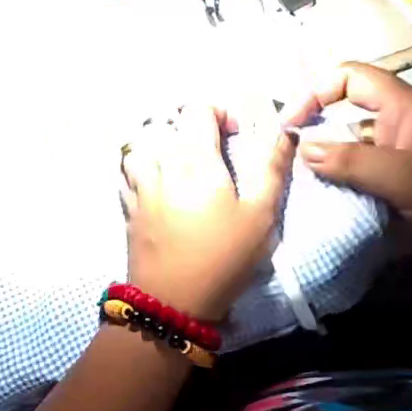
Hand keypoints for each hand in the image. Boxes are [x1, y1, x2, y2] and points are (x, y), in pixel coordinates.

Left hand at [120, 105, 294, 320]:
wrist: (172, 301)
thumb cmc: (223, 256)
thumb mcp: (261, 214)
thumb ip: (272, 168)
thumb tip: (285, 131)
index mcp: (194, 157)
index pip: (197, 109)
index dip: (219, 114)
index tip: (234, 137)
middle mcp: (159, 161)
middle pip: (165, 121)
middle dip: (189, 126)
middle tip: (210, 150)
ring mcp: (137, 183)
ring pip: (140, 142)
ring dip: (160, 142)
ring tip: (180, 162)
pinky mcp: (127, 206)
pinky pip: (126, 169)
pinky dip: (140, 164)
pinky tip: (157, 182)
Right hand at [285, 63, 411, 239]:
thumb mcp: (405, 176)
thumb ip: (353, 162)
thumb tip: (302, 148)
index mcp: (404, 107)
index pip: (351, 78)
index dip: (316, 92)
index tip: (290, 125)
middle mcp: (402, 128)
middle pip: (348, 119)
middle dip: (317, 138)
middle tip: (286, 167)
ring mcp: (407, 161)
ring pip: (357, 156)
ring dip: (331, 171)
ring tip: (300, 194)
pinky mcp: (411, 191)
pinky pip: (371, 184)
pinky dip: (350, 194)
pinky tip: (330, 213)